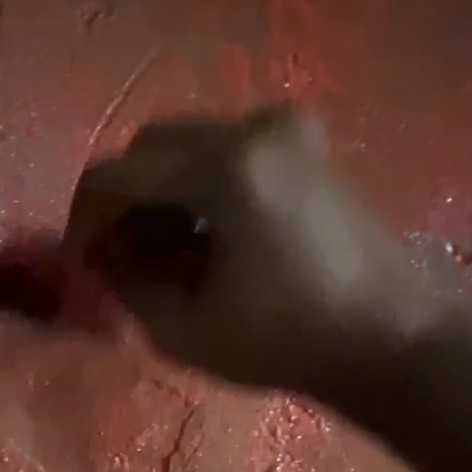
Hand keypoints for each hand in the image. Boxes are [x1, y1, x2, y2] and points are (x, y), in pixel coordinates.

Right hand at [63, 105, 438, 394]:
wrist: (391, 339)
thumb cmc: (283, 341)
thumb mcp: (181, 328)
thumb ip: (125, 282)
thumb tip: (101, 256)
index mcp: (224, 169)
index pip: (114, 174)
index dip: (83, 221)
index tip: (80, 265)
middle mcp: (254, 129)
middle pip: (148, 148)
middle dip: (120, 203)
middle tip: (116, 260)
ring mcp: (285, 131)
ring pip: (183, 147)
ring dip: (155, 197)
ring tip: (159, 258)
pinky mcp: (303, 147)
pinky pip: (220, 153)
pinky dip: (192, 190)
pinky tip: (199, 243)